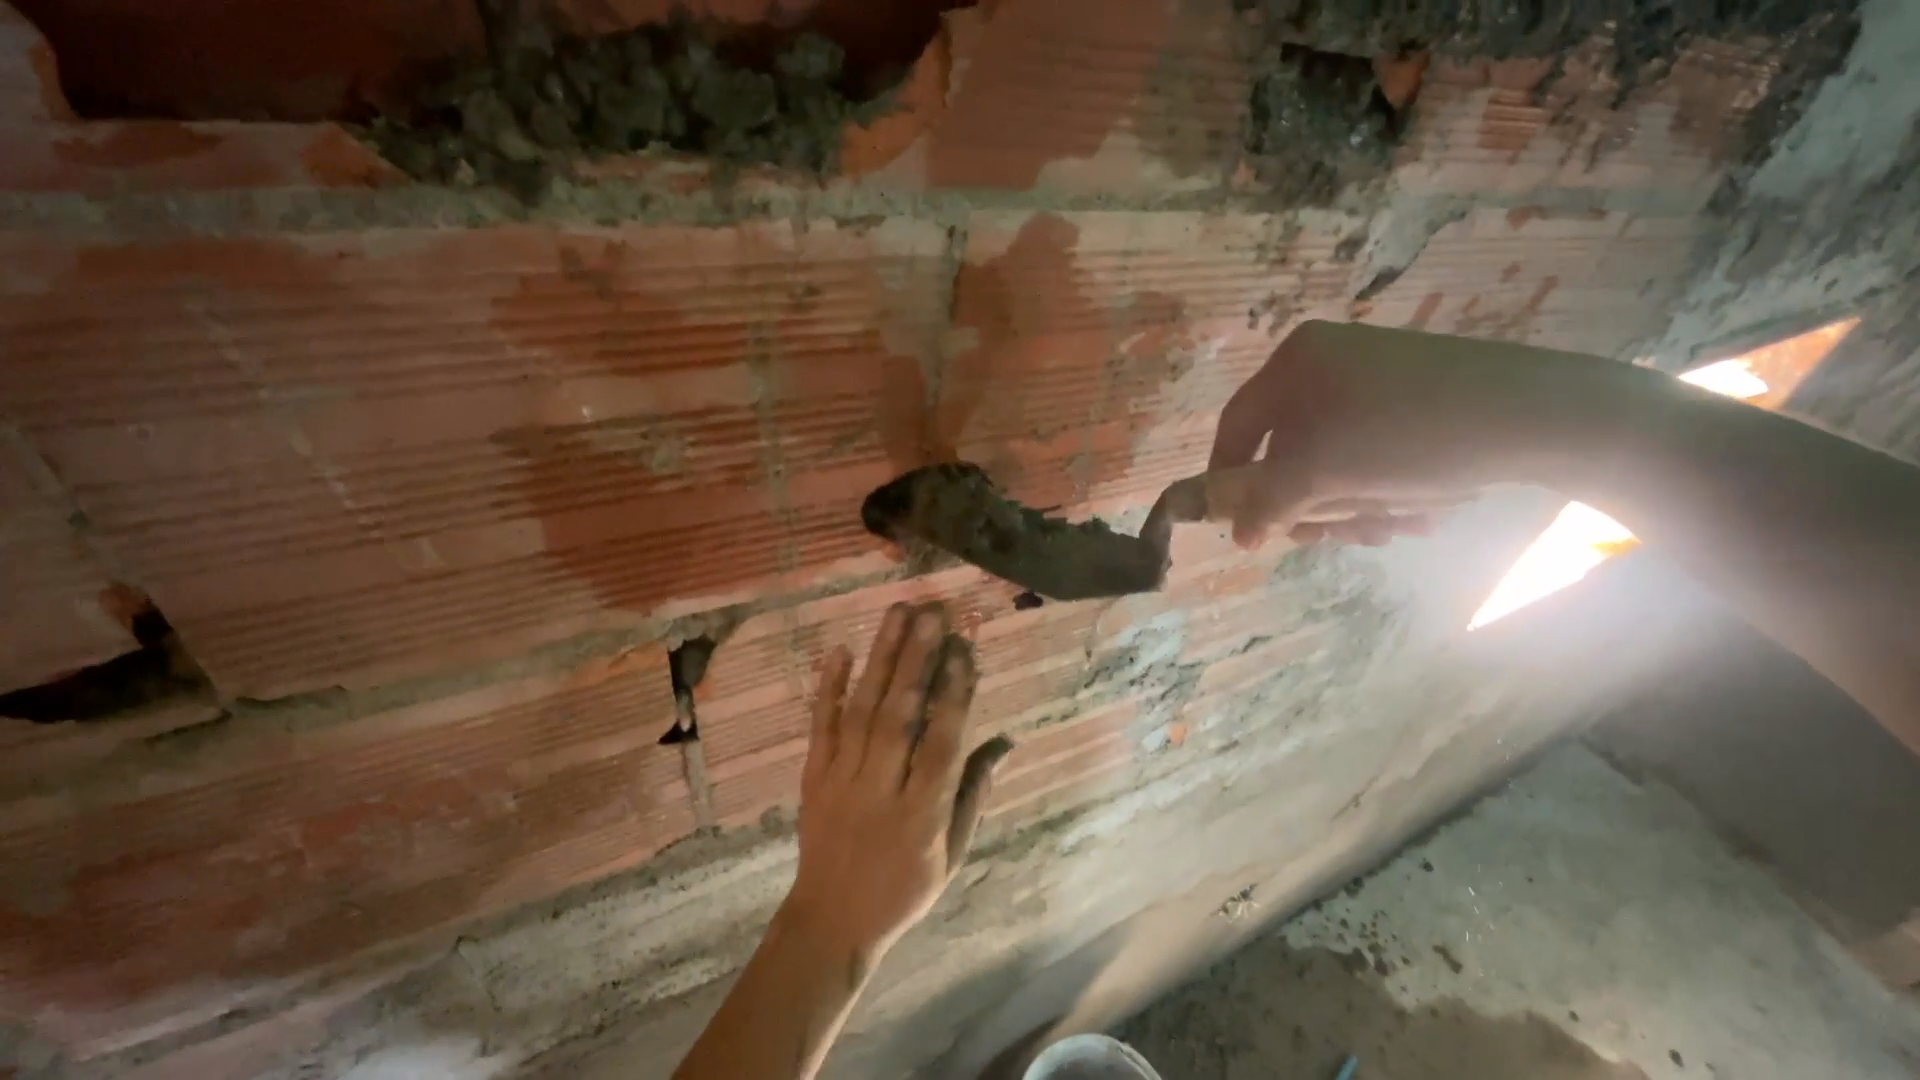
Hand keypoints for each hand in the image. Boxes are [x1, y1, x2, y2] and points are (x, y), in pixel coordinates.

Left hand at [782, 603, 1012, 964]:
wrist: (832, 918)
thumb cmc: (905, 887)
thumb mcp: (952, 853)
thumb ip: (974, 793)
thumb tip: (1005, 741)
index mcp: (922, 813)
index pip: (941, 744)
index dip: (953, 696)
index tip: (964, 649)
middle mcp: (881, 789)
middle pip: (899, 717)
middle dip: (916, 660)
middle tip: (932, 612)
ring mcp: (841, 779)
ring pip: (863, 712)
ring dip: (881, 659)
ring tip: (898, 614)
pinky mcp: (813, 776)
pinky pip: (821, 727)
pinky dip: (829, 688)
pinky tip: (840, 650)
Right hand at [1212, 320, 1509, 548]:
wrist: (1539, 415)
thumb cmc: (1407, 436)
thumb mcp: (1321, 474)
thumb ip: (1265, 504)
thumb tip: (1237, 536)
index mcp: (1296, 362)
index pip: (1237, 425)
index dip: (1228, 478)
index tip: (1238, 524)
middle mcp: (1329, 363)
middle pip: (1289, 450)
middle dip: (1309, 502)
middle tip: (1327, 538)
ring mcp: (1375, 379)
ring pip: (1334, 460)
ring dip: (1351, 505)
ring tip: (1387, 529)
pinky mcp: (1416, 399)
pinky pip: (1374, 452)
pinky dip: (1385, 487)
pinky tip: (1417, 511)